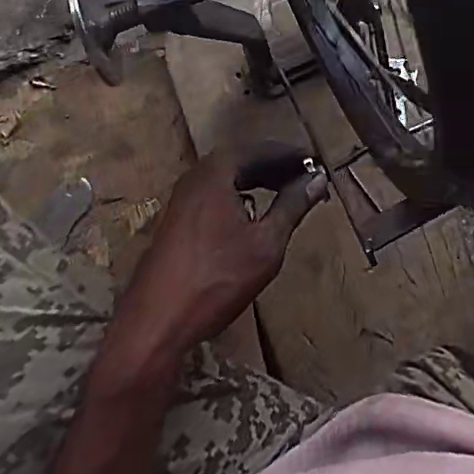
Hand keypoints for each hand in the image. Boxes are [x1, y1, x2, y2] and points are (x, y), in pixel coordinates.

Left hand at [107, 142, 329, 372]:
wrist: (155, 324)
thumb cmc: (216, 279)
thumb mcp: (266, 243)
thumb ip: (292, 205)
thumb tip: (317, 178)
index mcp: (217, 171)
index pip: (263, 149)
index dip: (292, 155)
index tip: (318, 163)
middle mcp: (196, 175)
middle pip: (244, 159)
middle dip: (277, 167)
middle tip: (308, 179)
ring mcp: (182, 197)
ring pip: (229, 177)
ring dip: (259, 181)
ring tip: (287, 194)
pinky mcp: (177, 219)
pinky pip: (216, 193)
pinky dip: (240, 195)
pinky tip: (253, 214)